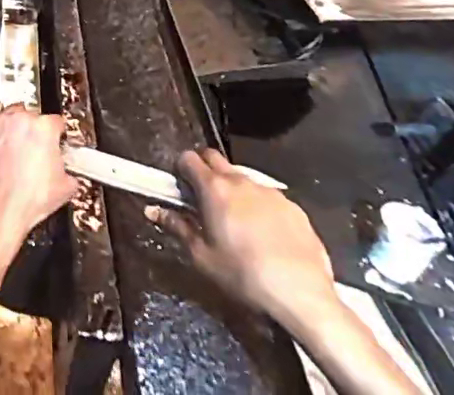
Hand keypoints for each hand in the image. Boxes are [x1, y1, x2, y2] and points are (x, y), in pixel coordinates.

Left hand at [0, 103, 79, 244]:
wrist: (1, 207)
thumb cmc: (29, 197)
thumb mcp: (65, 187)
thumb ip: (70, 170)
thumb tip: (68, 171)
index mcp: (46, 128)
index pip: (57, 122)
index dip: (58, 133)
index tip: (56, 139)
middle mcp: (23, 118)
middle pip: (34, 115)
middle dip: (36, 129)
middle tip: (35, 147)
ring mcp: (2, 121)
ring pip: (13, 110)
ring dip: (17, 122)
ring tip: (16, 139)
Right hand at [148, 148, 338, 330]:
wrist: (301, 294)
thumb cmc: (243, 275)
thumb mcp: (202, 256)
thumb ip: (176, 227)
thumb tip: (153, 210)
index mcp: (214, 188)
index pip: (188, 158)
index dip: (181, 169)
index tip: (180, 188)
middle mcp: (241, 181)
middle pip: (215, 158)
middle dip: (204, 171)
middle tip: (203, 201)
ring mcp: (270, 191)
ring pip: (243, 179)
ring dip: (233, 191)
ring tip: (237, 224)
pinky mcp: (293, 206)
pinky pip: (268, 198)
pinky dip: (260, 207)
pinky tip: (266, 237)